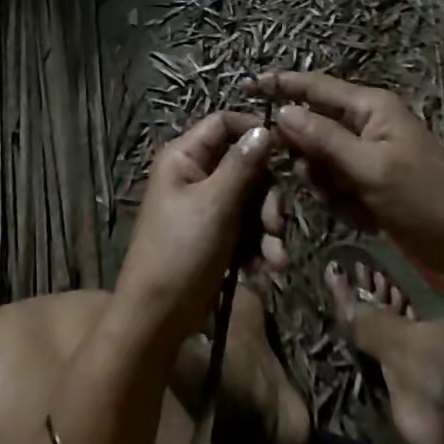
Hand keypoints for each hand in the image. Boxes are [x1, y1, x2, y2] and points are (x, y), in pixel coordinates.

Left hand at [116, 112, 285, 341]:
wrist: (157, 320)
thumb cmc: (180, 253)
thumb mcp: (215, 205)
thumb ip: (241, 165)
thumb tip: (264, 129)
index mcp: (184, 157)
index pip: (223, 123)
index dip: (254, 131)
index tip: (286, 152)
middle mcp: (193, 174)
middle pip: (244, 165)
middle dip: (266, 198)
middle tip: (276, 226)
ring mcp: (203, 205)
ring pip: (249, 199)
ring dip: (266, 228)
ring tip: (274, 260)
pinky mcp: (213, 234)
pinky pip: (244, 226)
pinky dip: (257, 245)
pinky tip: (262, 269)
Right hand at [250, 72, 443, 274]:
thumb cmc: (425, 199)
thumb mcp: (371, 168)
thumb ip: (324, 139)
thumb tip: (282, 112)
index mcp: (370, 107)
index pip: (314, 87)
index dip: (280, 85)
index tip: (246, 86)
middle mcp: (364, 124)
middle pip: (312, 129)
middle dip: (311, 159)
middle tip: (323, 182)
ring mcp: (366, 154)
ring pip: (319, 162)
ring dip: (328, 186)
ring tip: (356, 205)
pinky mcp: (367, 181)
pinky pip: (334, 185)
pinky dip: (342, 202)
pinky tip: (366, 217)